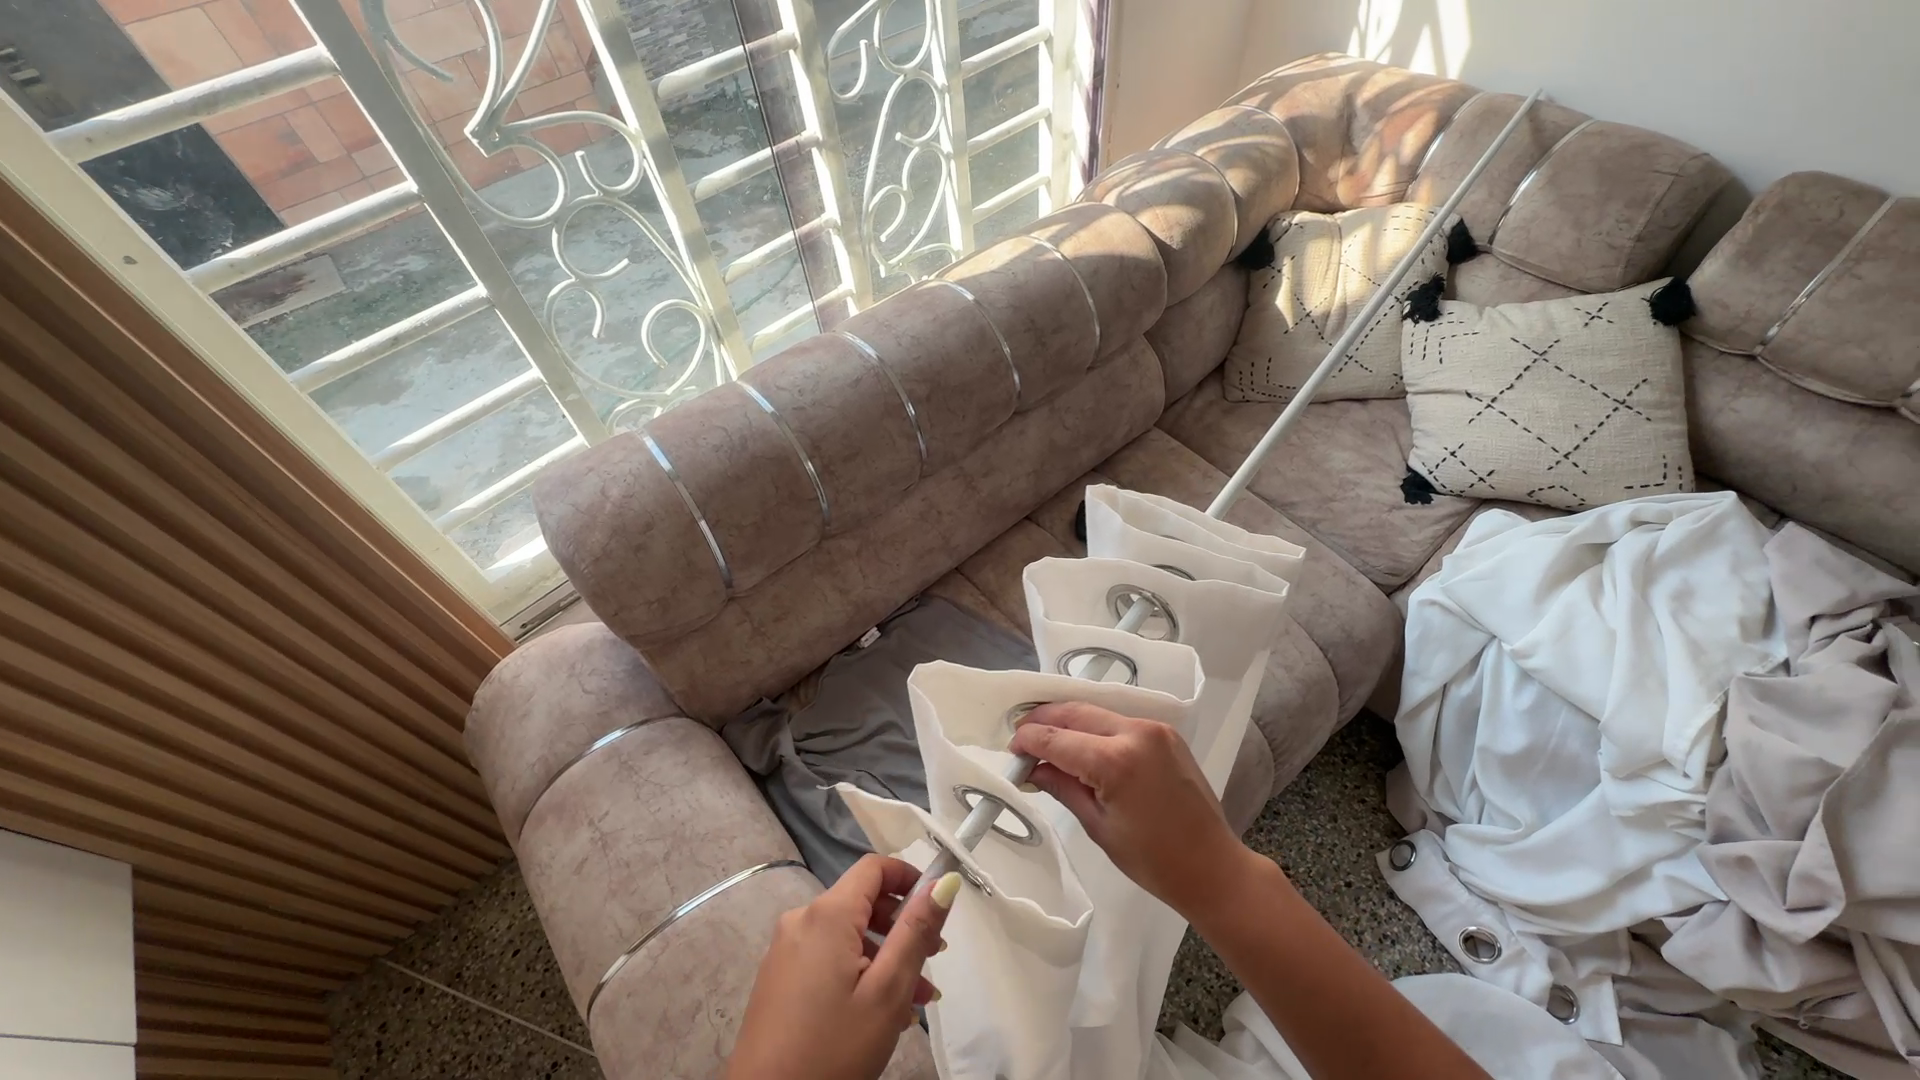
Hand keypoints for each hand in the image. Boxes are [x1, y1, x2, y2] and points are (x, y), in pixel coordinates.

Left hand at [726, 855, 959, 1079]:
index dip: (908, 876)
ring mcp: (785, 950)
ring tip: (916, 998)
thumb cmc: (833, 1047)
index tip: (936, 906)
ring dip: (884, 954)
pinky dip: (858, 969)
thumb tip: (945, 880)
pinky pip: (827, 956)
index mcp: (827, 914)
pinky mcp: (779, 977)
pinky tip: (878, 1009)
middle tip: (934, 960)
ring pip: (847, 934)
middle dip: (902, 924)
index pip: (873, 867)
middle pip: (861, 901)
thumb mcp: (888, 991)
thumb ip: (917, 931)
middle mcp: (801, 920)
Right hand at [1009, 702, 1257, 923]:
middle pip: (1075, 712)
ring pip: (1097, 711)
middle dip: (1044, 721)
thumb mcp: (1098, 826)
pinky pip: (1120, 720)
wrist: (1213, 867)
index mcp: (1115, 762)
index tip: (1012, 750)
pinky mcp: (1166, 733)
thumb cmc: (1153, 860)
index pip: (1056, 739)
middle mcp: (1135, 733)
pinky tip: (1081, 741)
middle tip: (1022, 737)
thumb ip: (1062, 787)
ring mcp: (1155, 729)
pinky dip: (1095, 725)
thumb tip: (1033, 768)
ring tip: (1047, 738)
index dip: (1028, 741)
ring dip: (1069, 720)